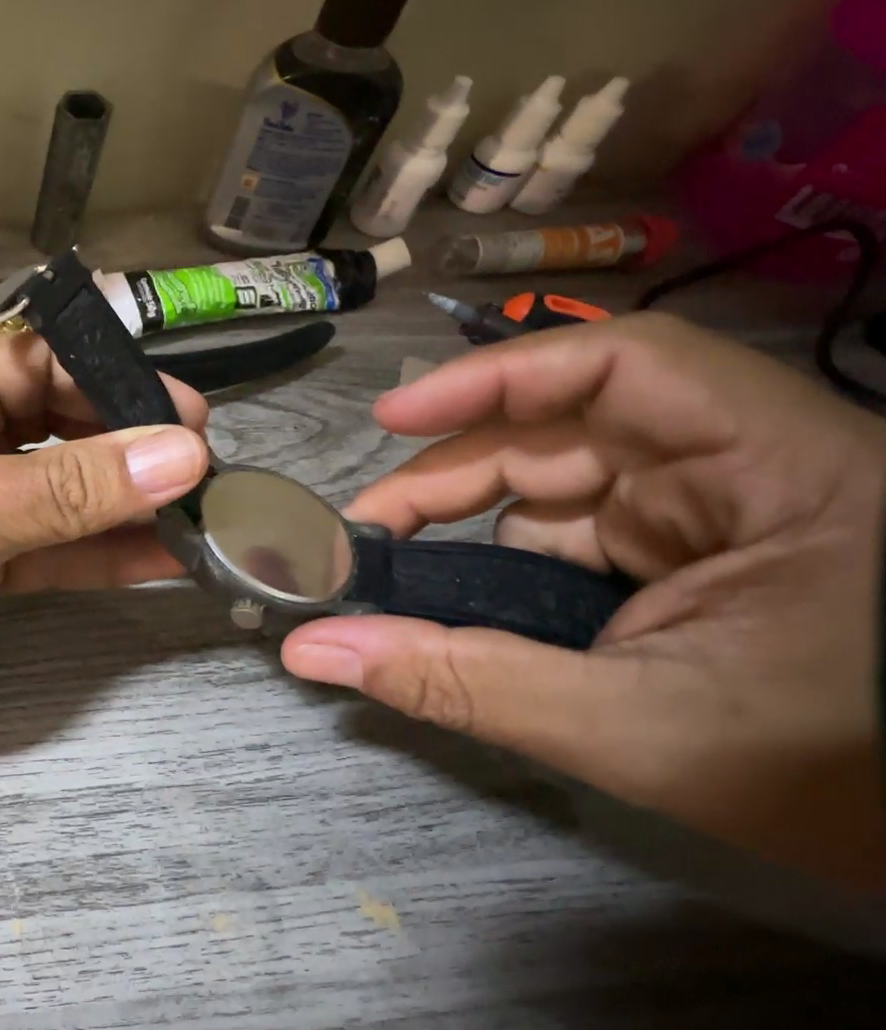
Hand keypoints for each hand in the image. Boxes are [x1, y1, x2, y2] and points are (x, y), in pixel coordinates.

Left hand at [0, 333, 209, 746]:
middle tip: (203, 469)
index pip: (35, 361)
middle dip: (124, 444)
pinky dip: (96, 553)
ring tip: (199, 516)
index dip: (111, 380)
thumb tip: (182, 453)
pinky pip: (46, 545)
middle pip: (53, 422)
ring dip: (120, 503)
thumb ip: (69, 487)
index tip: (188, 416)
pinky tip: (160, 559)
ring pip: (56, 490)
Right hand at [280, 313, 885, 886]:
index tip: (392, 419)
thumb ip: (464, 682)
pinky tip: (457, 602)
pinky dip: (503, 565)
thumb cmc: (835, 776)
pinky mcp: (689, 557)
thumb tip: (311, 650)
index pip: (626, 368)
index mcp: (780, 471)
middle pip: (562, 432)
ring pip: (554, 487)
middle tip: (358, 539)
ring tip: (387, 575)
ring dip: (463, 525)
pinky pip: (571, 536)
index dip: (498, 377)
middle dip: (448, 479)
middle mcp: (743, 468)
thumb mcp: (636, 730)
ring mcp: (713, 514)